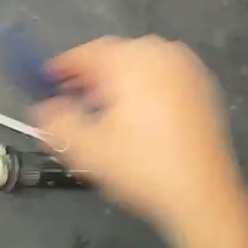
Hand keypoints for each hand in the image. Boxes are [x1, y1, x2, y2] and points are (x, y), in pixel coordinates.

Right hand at [32, 35, 246, 221]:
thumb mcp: (84, 149)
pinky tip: (134, 118)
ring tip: (102, 112)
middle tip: (72, 100)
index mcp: (132, 61)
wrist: (202, 195)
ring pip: (140, 66)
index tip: (47, 82)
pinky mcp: (203, 89)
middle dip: (90, 75)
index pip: (88, 52)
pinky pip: (161, 78)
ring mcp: (188, 70)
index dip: (64, 67)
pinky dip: (143, 89)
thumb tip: (44, 108)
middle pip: (115, 56)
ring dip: (117, 82)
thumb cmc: (141, 167)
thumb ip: (54, 121)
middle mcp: (162, 55)